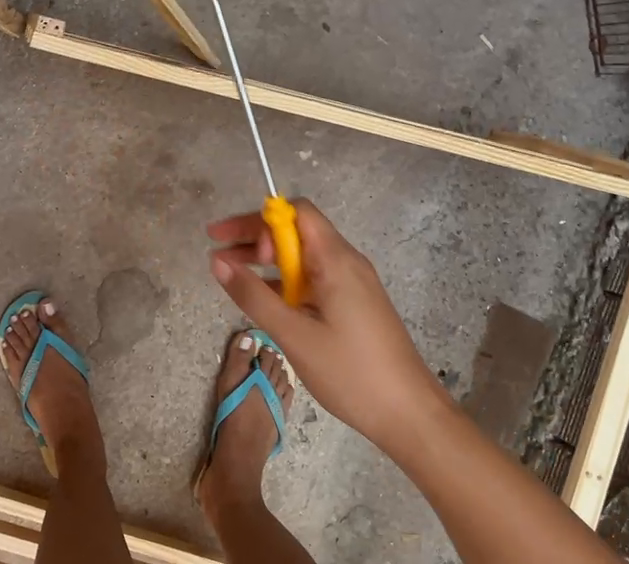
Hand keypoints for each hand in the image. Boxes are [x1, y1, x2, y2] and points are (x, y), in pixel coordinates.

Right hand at [208, 200, 441, 446]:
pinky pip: (313, 279)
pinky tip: (264, 301)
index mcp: (336, 260)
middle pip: (295, 231)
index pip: (296, 212)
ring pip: (302, 257)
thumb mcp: (294, 335)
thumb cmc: (352, 372)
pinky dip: (284, 282)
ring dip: (266, 261)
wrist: (411, 416)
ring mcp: (352, 284)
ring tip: (230, 274)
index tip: (235, 244)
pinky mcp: (353, 305)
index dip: (260, 221)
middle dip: (254, 237)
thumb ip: (253, 295)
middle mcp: (346, 263)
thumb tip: (217, 261)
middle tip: (217, 250)